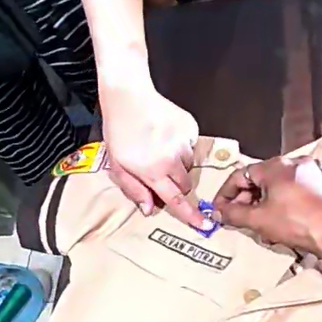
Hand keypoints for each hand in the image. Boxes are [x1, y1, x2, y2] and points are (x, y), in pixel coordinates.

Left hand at [99, 84, 204, 226]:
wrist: (129, 96)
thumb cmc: (119, 131)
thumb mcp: (117, 166)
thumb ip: (134, 189)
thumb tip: (149, 209)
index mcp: (153, 172)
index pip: (176, 199)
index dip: (190, 214)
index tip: (204, 225)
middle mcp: (172, 160)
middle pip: (186, 184)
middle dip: (176, 184)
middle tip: (161, 173)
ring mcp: (184, 142)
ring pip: (189, 165)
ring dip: (178, 164)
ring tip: (160, 149)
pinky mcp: (190, 127)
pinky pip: (191, 145)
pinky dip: (182, 145)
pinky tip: (166, 136)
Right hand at [213, 155, 321, 254]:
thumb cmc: (297, 222)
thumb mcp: (258, 219)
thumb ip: (234, 214)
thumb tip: (218, 212)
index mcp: (275, 166)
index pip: (240, 174)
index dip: (226, 194)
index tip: (219, 210)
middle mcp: (293, 163)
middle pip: (259, 179)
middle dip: (245, 199)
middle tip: (237, 218)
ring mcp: (310, 173)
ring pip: (276, 186)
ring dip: (262, 203)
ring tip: (258, 224)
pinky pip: (292, 191)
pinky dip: (280, 204)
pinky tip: (279, 223)